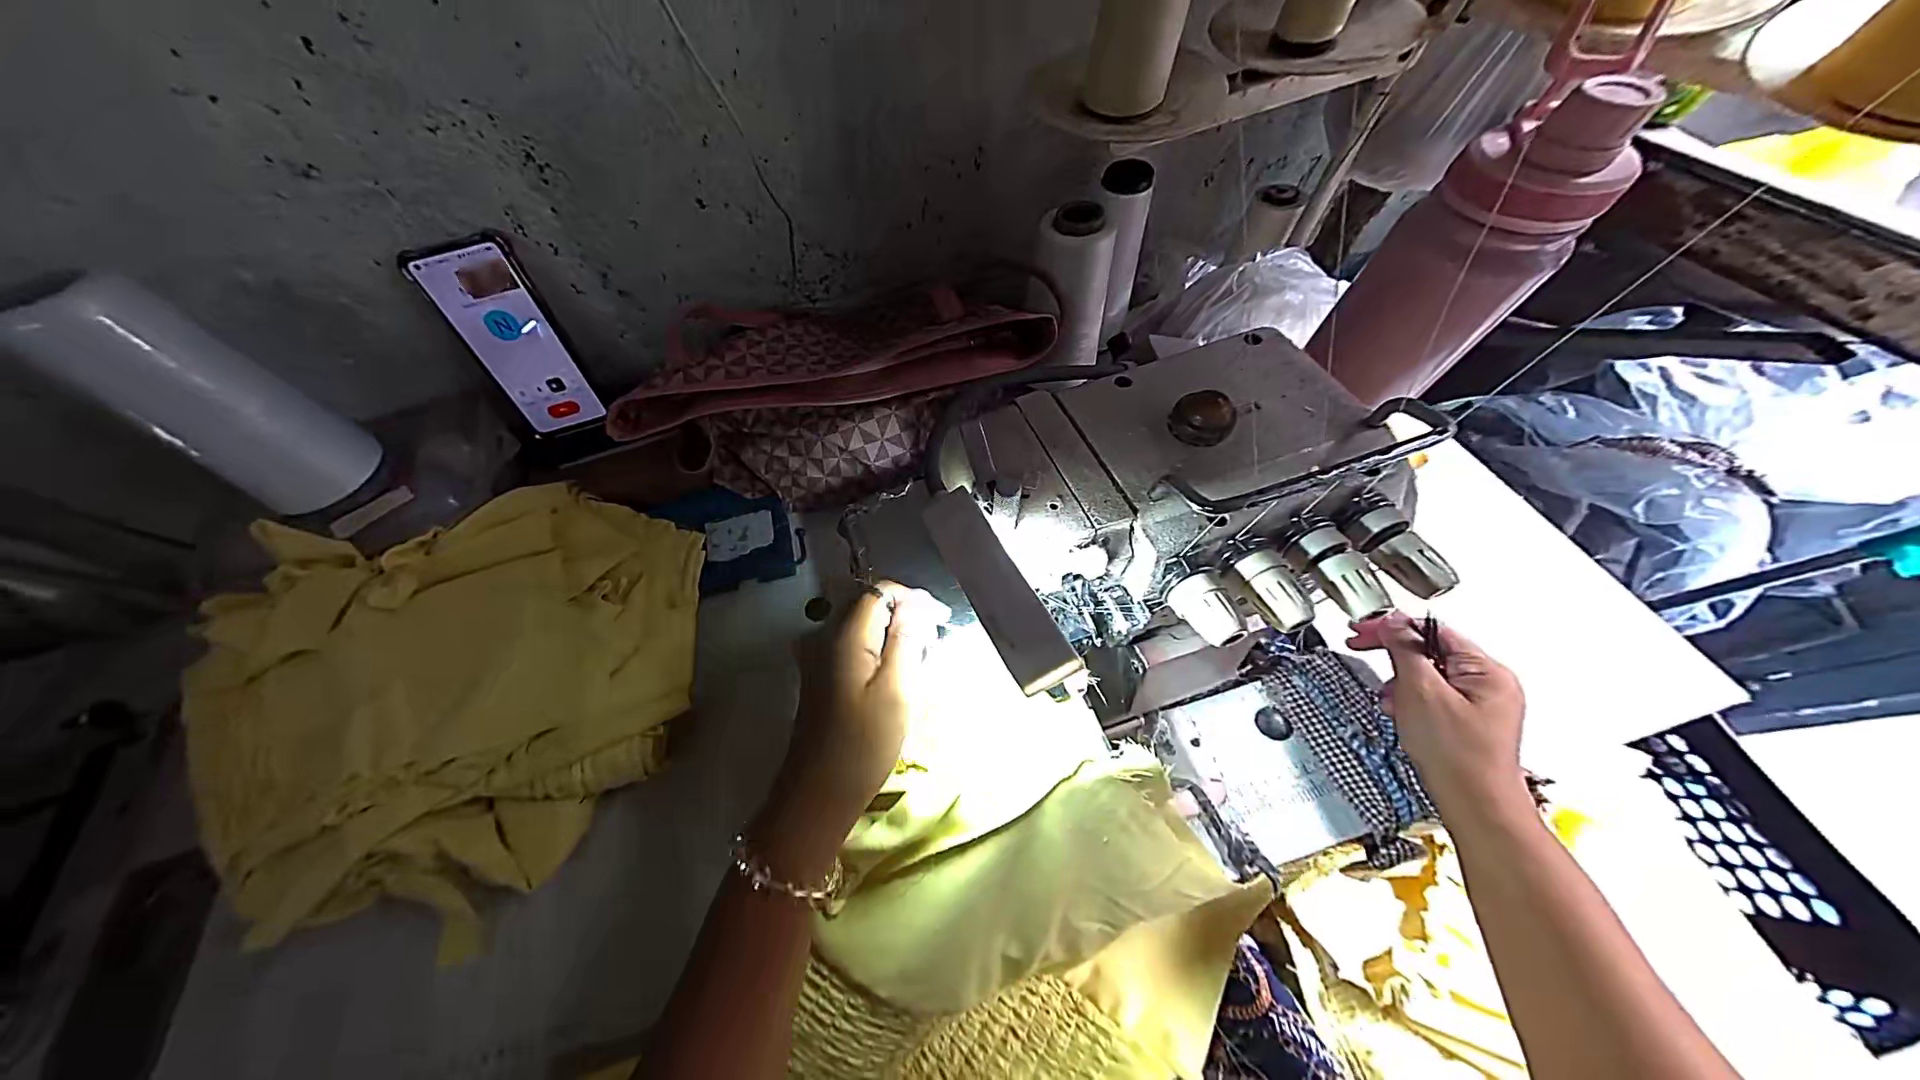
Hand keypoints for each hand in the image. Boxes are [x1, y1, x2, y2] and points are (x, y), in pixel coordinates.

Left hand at [777, 581, 947, 827]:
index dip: (913, 598)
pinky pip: (852, 646)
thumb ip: (906, 640)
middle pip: (869, 605)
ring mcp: (816, 657)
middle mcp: (823, 637)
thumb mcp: (897, 690)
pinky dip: (876, 649)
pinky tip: (895, 673)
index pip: (880, 591)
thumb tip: (917, 604)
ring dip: (892, 633)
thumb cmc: (863, 743)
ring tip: (920, 657)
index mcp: (844, 635)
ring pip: (861, 626)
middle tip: (934, 639)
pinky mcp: (818, 676)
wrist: (818, 793)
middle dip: (904, 614)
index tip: (941, 619)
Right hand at [1347, 611, 1527, 815]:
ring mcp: (1483, 704)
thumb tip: (1395, 623)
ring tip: (1390, 697)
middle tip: (1362, 647)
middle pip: (1431, 649)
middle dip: (1394, 653)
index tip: (1364, 630)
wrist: (1475, 805)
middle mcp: (1491, 683)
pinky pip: (1434, 695)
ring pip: (1429, 673)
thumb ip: (1405, 650)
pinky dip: (1411, 698)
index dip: (1392, 626)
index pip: (1432, 629)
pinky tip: (1401, 712)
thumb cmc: (1457, 756)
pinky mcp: (1470, 721)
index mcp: (1487, 670)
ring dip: (1401, 680)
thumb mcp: (1420, 691)